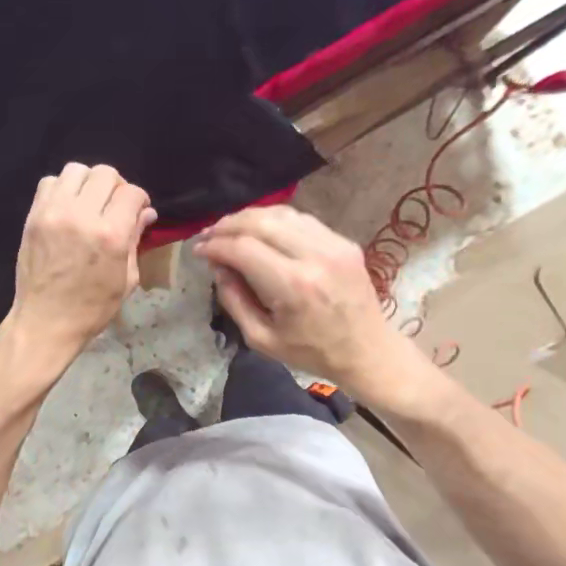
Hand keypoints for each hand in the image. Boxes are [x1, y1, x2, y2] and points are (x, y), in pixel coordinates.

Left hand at [3, 163, 157, 360]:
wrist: (45, 322)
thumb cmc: (92, 308)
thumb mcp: (126, 279)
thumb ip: (135, 239)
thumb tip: (146, 213)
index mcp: (110, 235)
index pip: (131, 193)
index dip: (139, 200)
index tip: (137, 211)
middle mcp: (82, 216)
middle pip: (105, 174)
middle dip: (116, 187)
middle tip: (113, 206)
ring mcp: (54, 213)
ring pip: (76, 170)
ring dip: (88, 183)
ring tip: (89, 203)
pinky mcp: (34, 216)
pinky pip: (50, 182)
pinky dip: (62, 188)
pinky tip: (67, 208)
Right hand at [194, 206, 437, 401]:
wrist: (368, 351)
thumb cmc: (311, 351)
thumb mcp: (260, 338)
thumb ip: (234, 299)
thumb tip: (218, 266)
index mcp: (293, 286)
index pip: (243, 248)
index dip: (215, 246)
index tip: (198, 251)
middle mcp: (314, 257)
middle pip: (259, 222)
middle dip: (227, 225)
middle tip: (208, 235)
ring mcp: (333, 245)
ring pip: (280, 214)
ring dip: (248, 217)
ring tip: (229, 229)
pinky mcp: (344, 242)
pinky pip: (301, 219)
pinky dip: (273, 220)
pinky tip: (259, 230)